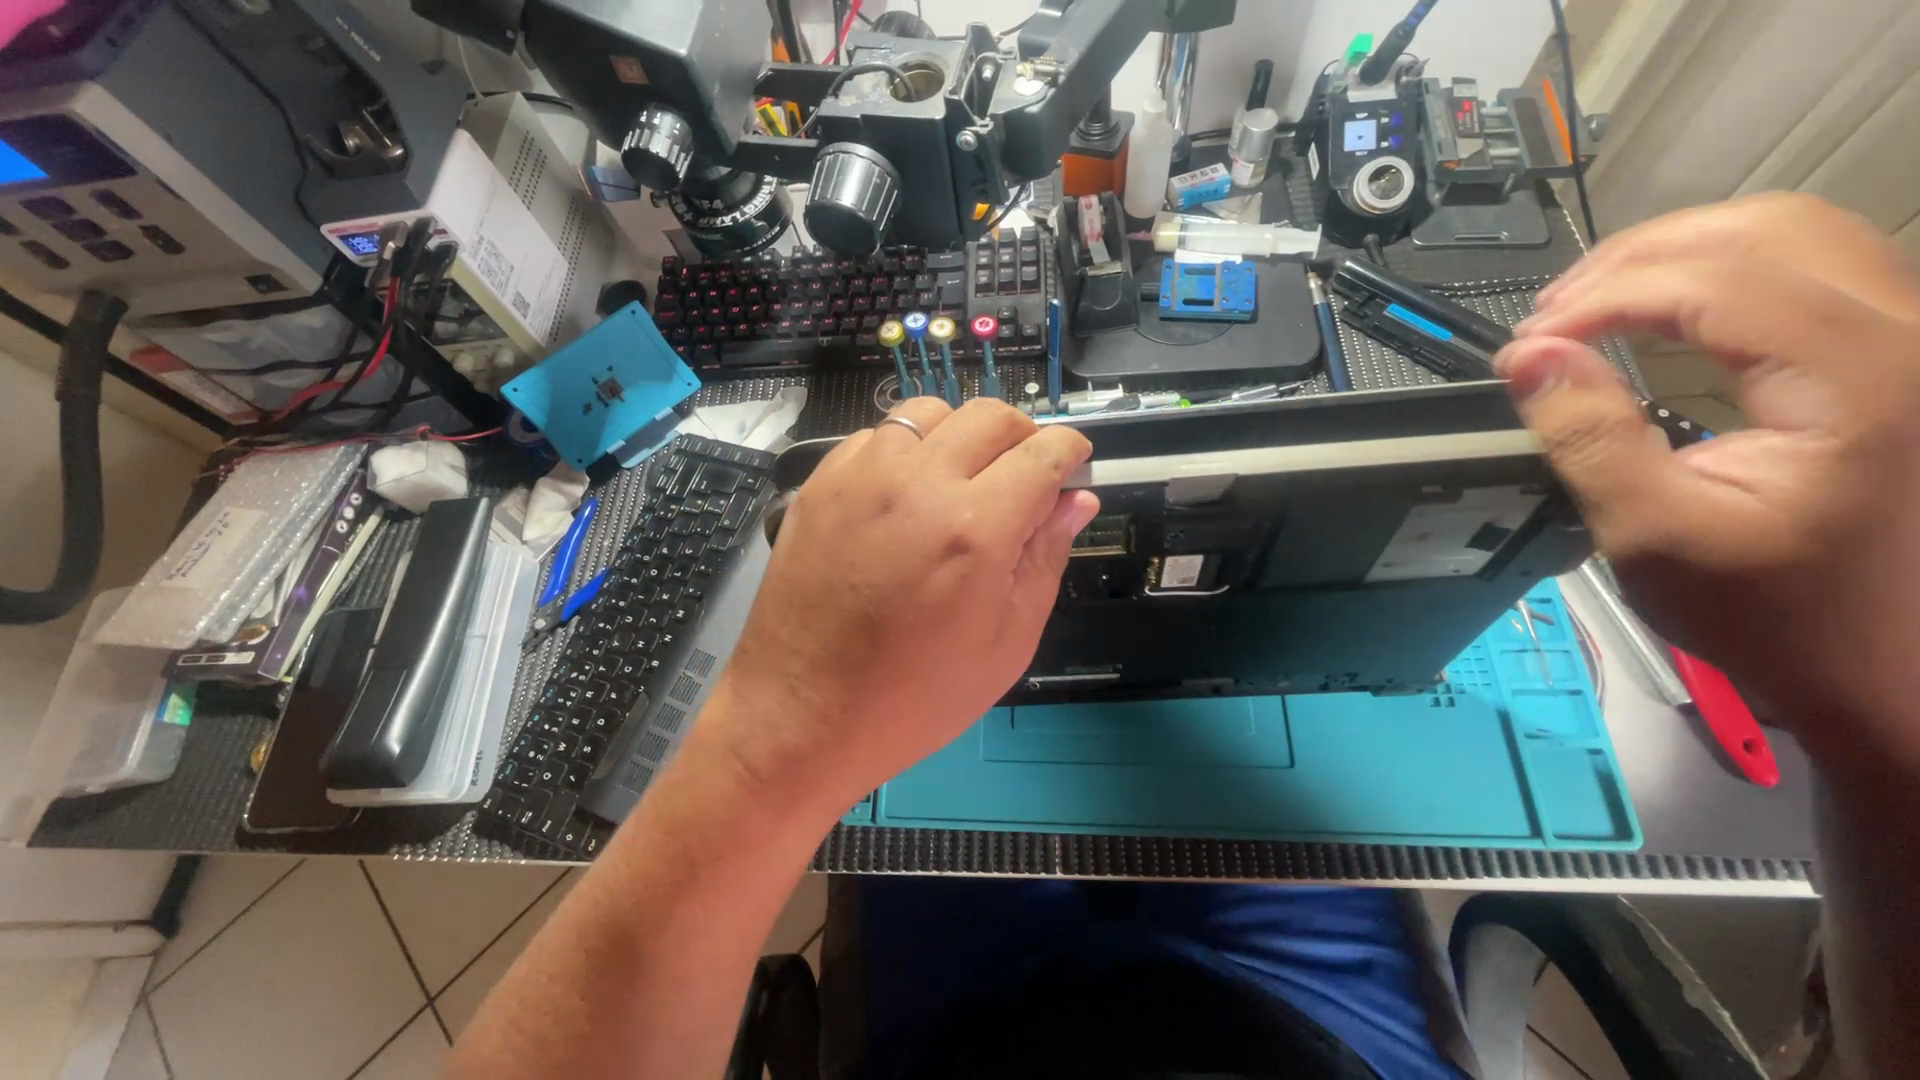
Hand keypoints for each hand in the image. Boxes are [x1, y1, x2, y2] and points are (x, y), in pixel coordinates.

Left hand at [702, 397, 1098, 811]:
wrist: (802, 716)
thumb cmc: (915, 697)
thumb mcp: (1006, 643)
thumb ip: (1045, 559)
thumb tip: (1076, 501)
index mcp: (976, 528)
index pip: (1044, 452)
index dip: (1072, 452)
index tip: (1073, 468)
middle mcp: (919, 484)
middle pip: (990, 416)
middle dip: (1024, 436)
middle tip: (1024, 479)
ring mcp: (862, 477)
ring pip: (930, 413)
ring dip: (962, 435)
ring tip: (963, 480)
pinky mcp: (821, 485)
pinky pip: (877, 437)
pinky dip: (907, 450)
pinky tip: (907, 495)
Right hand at [1500, 193, 1919, 770]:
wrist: (1887, 664)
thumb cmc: (1773, 613)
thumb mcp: (1652, 534)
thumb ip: (1588, 437)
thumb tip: (1527, 356)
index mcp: (1857, 380)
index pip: (1715, 284)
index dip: (1603, 299)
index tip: (1528, 345)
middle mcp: (1904, 336)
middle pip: (1769, 227)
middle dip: (1640, 258)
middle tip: (1555, 315)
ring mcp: (1907, 342)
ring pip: (1794, 235)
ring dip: (1677, 257)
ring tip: (1592, 308)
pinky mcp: (1890, 358)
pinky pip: (1805, 273)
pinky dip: (1713, 280)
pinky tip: (1655, 318)